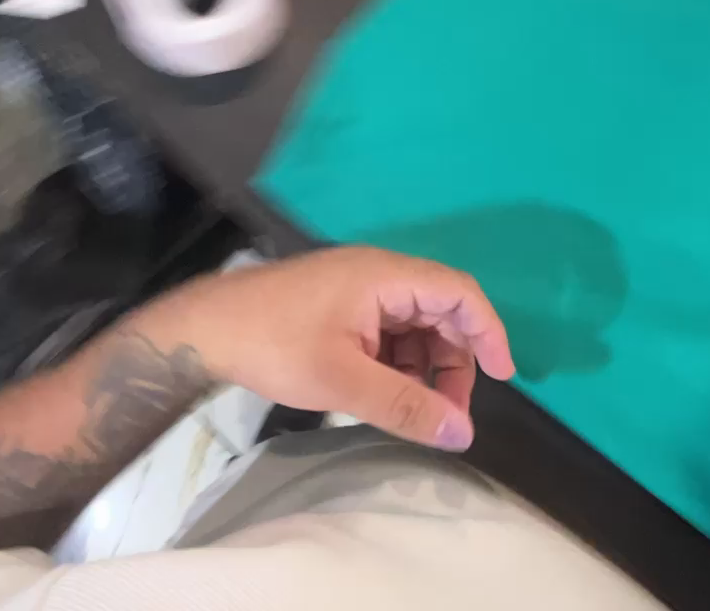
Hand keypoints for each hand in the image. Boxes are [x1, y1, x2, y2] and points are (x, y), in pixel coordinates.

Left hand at [131, 245, 516, 450]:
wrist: (206, 328)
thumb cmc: (275, 344)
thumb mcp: (343, 381)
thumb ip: (406, 406)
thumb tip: (463, 434)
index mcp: (384, 276)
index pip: (458, 291)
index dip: (488, 331)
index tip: (502, 377)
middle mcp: (376, 274)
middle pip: (438, 310)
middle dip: (453, 361)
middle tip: (447, 413)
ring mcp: (356, 289)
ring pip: (412, 325)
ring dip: (423, 367)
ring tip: (414, 411)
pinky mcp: (339, 306)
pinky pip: (386, 331)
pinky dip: (396, 363)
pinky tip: (383, 394)